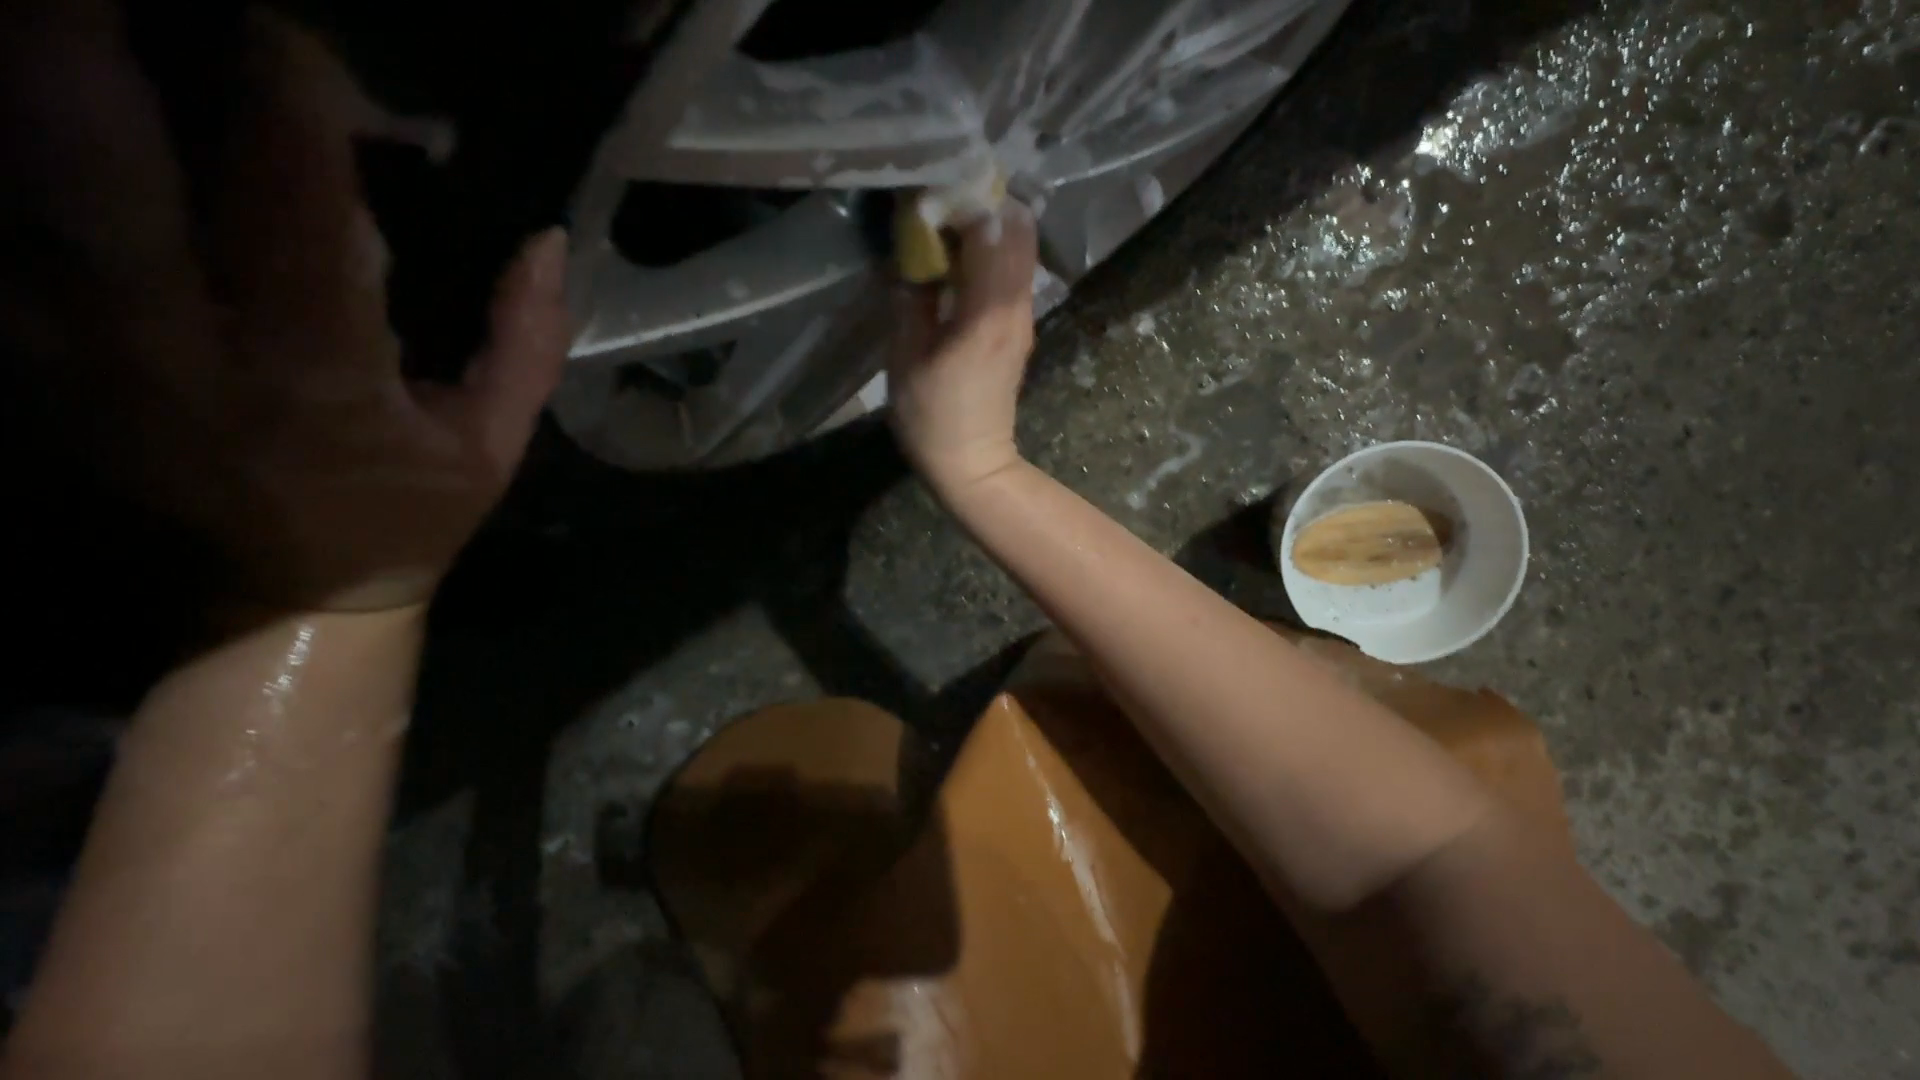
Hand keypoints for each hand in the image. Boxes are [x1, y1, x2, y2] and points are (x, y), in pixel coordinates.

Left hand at [0, 3, 569, 612]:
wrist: (275, 610)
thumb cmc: (401, 523)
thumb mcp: (491, 447)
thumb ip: (526, 343)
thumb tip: (549, 238)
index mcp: (320, 368)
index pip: (298, 202)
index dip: (290, 98)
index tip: (296, 36)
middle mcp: (183, 347)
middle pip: (97, 162)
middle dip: (86, 47)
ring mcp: (80, 353)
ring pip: (26, 185)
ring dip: (42, 92)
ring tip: (68, 32)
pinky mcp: (24, 366)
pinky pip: (4, 237)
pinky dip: (18, 170)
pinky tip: (54, 120)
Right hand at [886, 202, 1038, 497]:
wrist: (973, 463)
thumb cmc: (931, 416)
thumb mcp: (905, 357)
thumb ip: (910, 297)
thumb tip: (911, 252)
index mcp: (986, 313)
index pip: (991, 231)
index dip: (964, 202)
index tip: (932, 193)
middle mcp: (1016, 307)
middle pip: (1019, 231)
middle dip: (985, 204)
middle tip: (944, 201)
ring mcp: (1024, 316)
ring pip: (1022, 249)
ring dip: (992, 226)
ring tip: (950, 224)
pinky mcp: (1021, 327)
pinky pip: (1016, 272)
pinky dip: (995, 251)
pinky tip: (962, 258)